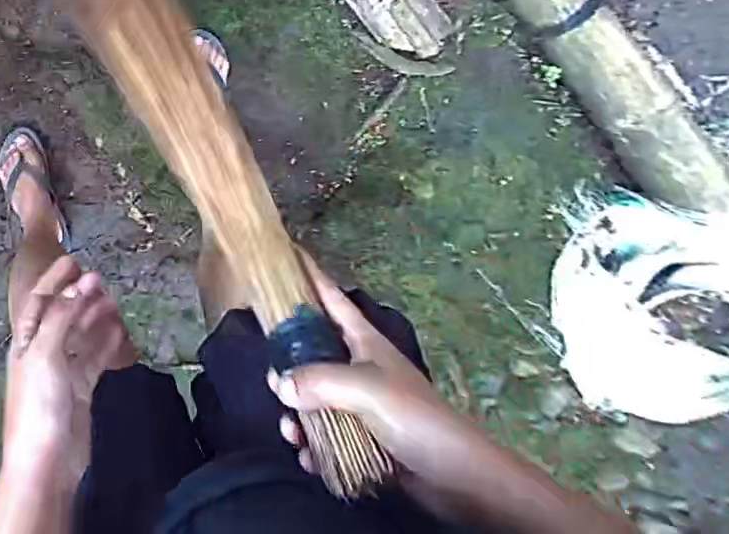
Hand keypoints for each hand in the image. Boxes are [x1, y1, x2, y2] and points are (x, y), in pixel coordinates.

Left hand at [0, 255, 135, 491]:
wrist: (47, 462)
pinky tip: (119, 331)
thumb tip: (77, 285)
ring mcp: (62, 371)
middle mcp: (43, 352)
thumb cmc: (38, 404)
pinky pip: (94, 357)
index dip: (54, 280)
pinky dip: (106, 342)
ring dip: (95, 316)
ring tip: (113, 301)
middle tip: (101, 279)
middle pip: (63, 315)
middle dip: (79, 296)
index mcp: (26, 342)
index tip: (72, 260)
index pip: (39, 301)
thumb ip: (61, 317)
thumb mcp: (45, 353)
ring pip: (81, 334)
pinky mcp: (79, 388)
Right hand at [268, 262, 632, 533]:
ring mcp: (361, 400)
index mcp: (362, 338)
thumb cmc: (414, 415)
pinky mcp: (364, 436)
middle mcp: (358, 363)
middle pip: (313, 348)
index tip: (284, 251)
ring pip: (314, 396)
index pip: (329, 295)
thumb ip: (319, 381)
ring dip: (298, 414)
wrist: (457, 477)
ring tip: (290, 432)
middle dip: (288, 361)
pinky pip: (326, 433)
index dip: (308, 272)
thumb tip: (279, 383)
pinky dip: (314, 444)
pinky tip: (308, 457)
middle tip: (271, 374)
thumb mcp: (364, 388)